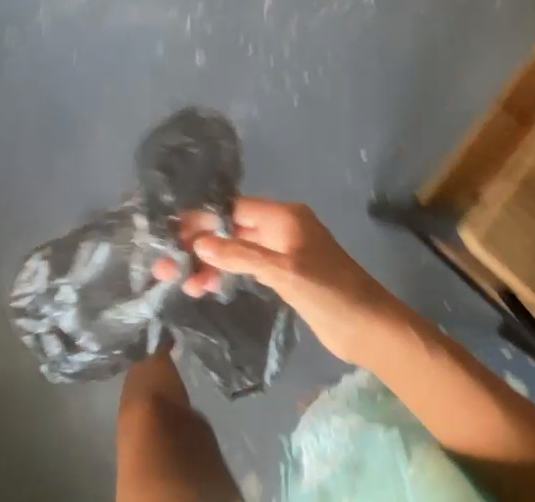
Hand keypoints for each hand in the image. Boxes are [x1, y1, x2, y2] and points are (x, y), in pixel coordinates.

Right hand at [152, 198, 412, 367]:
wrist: (367, 325)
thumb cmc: (329, 291)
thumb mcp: (283, 272)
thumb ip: (242, 256)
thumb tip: (200, 242)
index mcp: (285, 217)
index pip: (235, 208)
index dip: (203, 219)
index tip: (170, 234)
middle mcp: (282, 229)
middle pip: (233, 228)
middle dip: (201, 244)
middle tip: (167, 267)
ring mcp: (284, 252)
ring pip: (238, 250)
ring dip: (211, 263)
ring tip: (182, 285)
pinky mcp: (285, 275)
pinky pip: (248, 267)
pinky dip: (227, 274)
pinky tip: (205, 288)